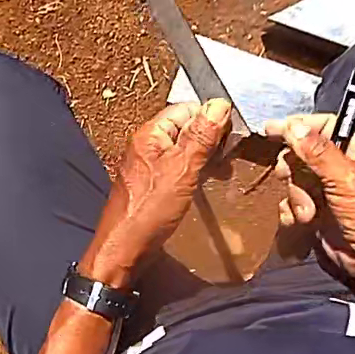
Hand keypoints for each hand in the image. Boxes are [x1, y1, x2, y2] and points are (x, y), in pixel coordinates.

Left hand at [79, 98, 232, 287]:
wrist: (124, 249)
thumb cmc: (147, 211)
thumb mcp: (182, 169)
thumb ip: (201, 137)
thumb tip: (219, 105)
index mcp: (150, 134)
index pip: (185, 109)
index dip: (209, 117)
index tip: (229, 133)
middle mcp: (146, 146)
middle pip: (184, 128)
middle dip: (209, 139)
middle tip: (227, 155)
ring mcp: (148, 166)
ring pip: (182, 150)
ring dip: (204, 157)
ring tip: (220, 171)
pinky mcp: (152, 185)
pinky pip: (177, 168)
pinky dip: (193, 172)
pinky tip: (204, 183)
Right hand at [263, 113, 354, 284]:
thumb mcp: (348, 181)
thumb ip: (319, 152)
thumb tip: (294, 127)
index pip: (322, 126)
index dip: (297, 127)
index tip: (271, 130)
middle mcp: (342, 169)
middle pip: (302, 155)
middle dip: (294, 170)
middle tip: (290, 176)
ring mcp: (329, 193)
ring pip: (294, 182)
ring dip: (295, 198)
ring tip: (309, 214)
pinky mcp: (319, 215)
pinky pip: (293, 206)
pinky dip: (292, 214)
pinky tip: (303, 223)